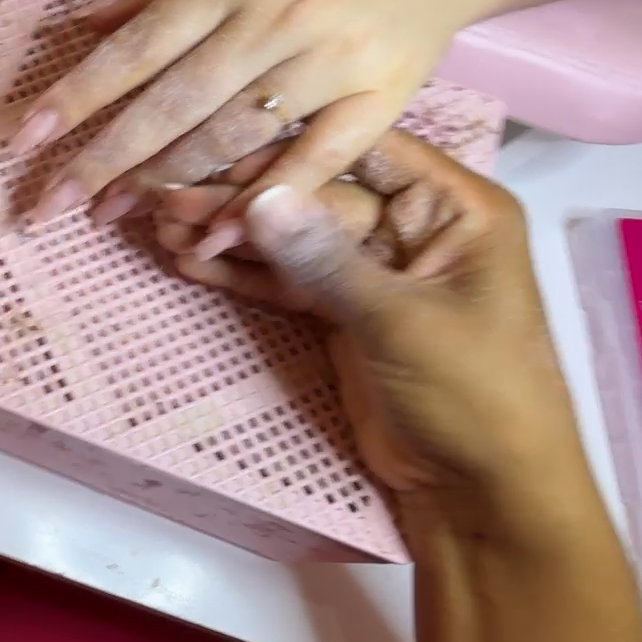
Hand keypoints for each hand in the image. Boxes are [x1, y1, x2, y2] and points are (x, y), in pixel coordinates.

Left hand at [0, 0, 484, 244]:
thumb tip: (80, 26)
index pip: (135, 47)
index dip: (74, 96)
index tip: (23, 140)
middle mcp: (277, 15)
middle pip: (171, 104)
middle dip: (102, 161)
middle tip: (50, 206)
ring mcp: (332, 59)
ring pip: (230, 137)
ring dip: (164, 184)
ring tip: (111, 214)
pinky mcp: (382, 97)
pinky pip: (313, 162)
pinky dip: (261, 202)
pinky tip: (213, 238)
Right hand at [190, 130, 580, 498]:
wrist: (478, 488)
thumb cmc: (472, 394)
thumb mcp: (399, 320)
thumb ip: (324, 259)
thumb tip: (259, 200)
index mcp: (452, 209)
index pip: (361, 154)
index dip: (289, 155)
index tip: (216, 161)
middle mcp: (409, 228)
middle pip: (313, 200)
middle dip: (241, 204)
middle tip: (168, 202)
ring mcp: (369, 273)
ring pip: (289, 242)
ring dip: (230, 238)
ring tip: (163, 229)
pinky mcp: (338, 313)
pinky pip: (282, 283)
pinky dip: (240, 275)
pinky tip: (191, 263)